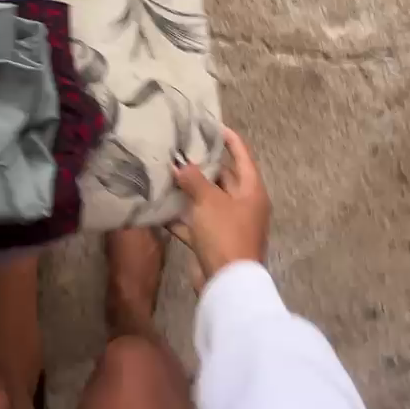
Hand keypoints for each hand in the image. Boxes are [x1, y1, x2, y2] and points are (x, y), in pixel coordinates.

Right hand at [172, 127, 269, 283]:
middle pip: (223, 177)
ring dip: (188, 189)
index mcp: (251, 190)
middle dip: (202, 164)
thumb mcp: (208, 200)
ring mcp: (227, 224)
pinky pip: (194, 222)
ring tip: (165, 170)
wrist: (227, 284)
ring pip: (206, 199)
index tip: (210, 124)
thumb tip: (179, 165)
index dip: (228, 139)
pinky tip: (158, 205)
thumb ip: (192, 178)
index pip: (241, 156)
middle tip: (179, 147)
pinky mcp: (212, 241)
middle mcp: (242, 204)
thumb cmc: (225, 233)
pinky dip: (179, 215)